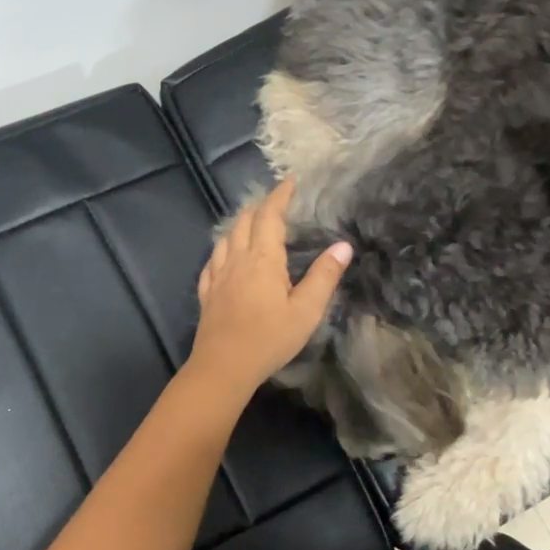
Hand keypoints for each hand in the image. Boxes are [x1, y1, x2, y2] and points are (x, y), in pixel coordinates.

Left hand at [188, 179, 351, 393]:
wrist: (223, 366)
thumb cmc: (269, 339)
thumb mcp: (306, 311)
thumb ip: (324, 277)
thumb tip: (343, 246)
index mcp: (263, 259)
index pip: (270, 216)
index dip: (280, 196)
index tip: (290, 182)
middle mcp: (237, 260)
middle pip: (244, 222)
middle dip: (260, 206)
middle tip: (275, 202)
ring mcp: (217, 276)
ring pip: (226, 238)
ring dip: (240, 224)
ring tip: (251, 223)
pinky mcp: (207, 293)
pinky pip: (212, 261)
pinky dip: (223, 249)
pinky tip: (225, 257)